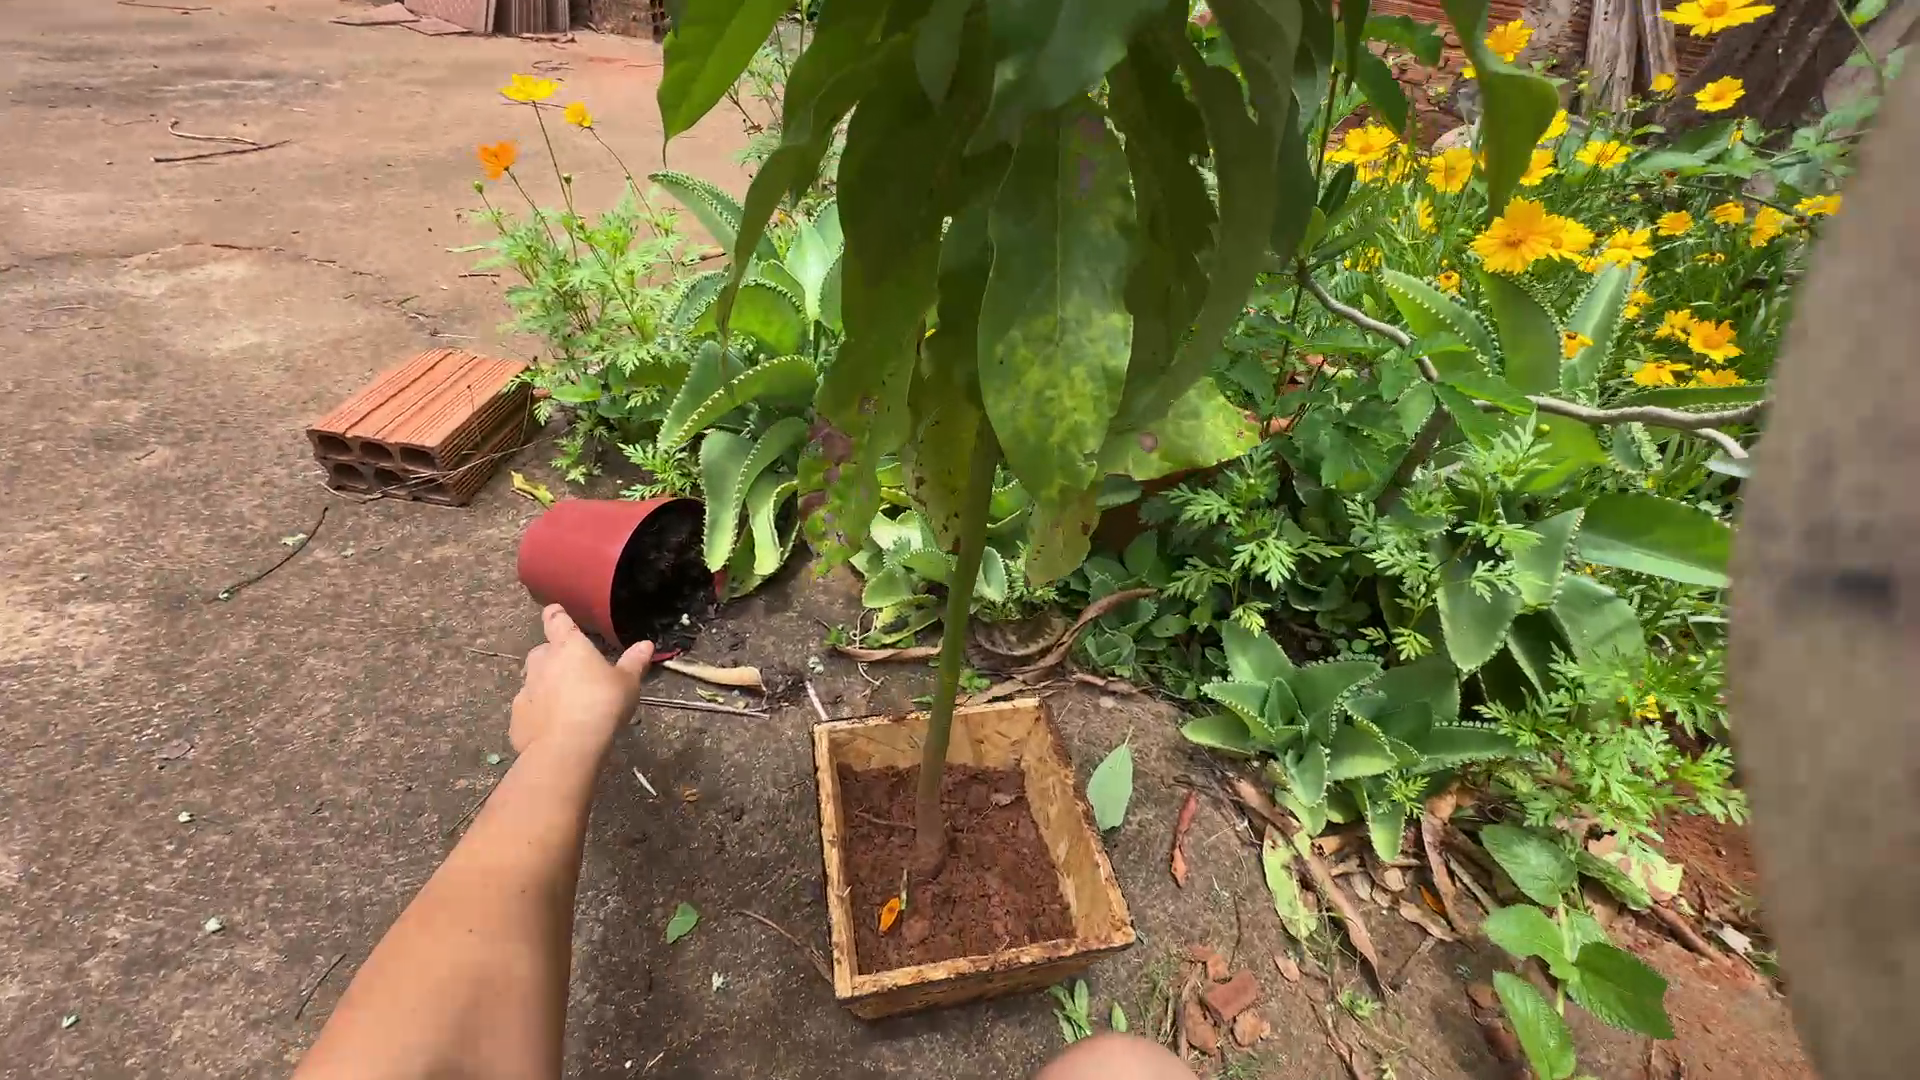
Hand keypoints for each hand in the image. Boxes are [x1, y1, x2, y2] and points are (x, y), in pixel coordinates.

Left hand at [510, 604, 652, 756]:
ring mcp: (526, 690)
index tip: (554, 610)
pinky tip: (554, 724)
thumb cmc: (602, 703)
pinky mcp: (517, 717)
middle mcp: (542, 663)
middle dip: (553, 655)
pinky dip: (539, 711)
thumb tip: (646, 644)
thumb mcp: (628, 682)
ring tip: (565, 699)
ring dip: (546, 683)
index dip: (556, 615)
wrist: (567, 746)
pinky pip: (529, 708)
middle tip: (571, 667)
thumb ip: (634, 662)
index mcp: (569, 647)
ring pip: (534, 679)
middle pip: (543, 651)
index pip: (557, 622)